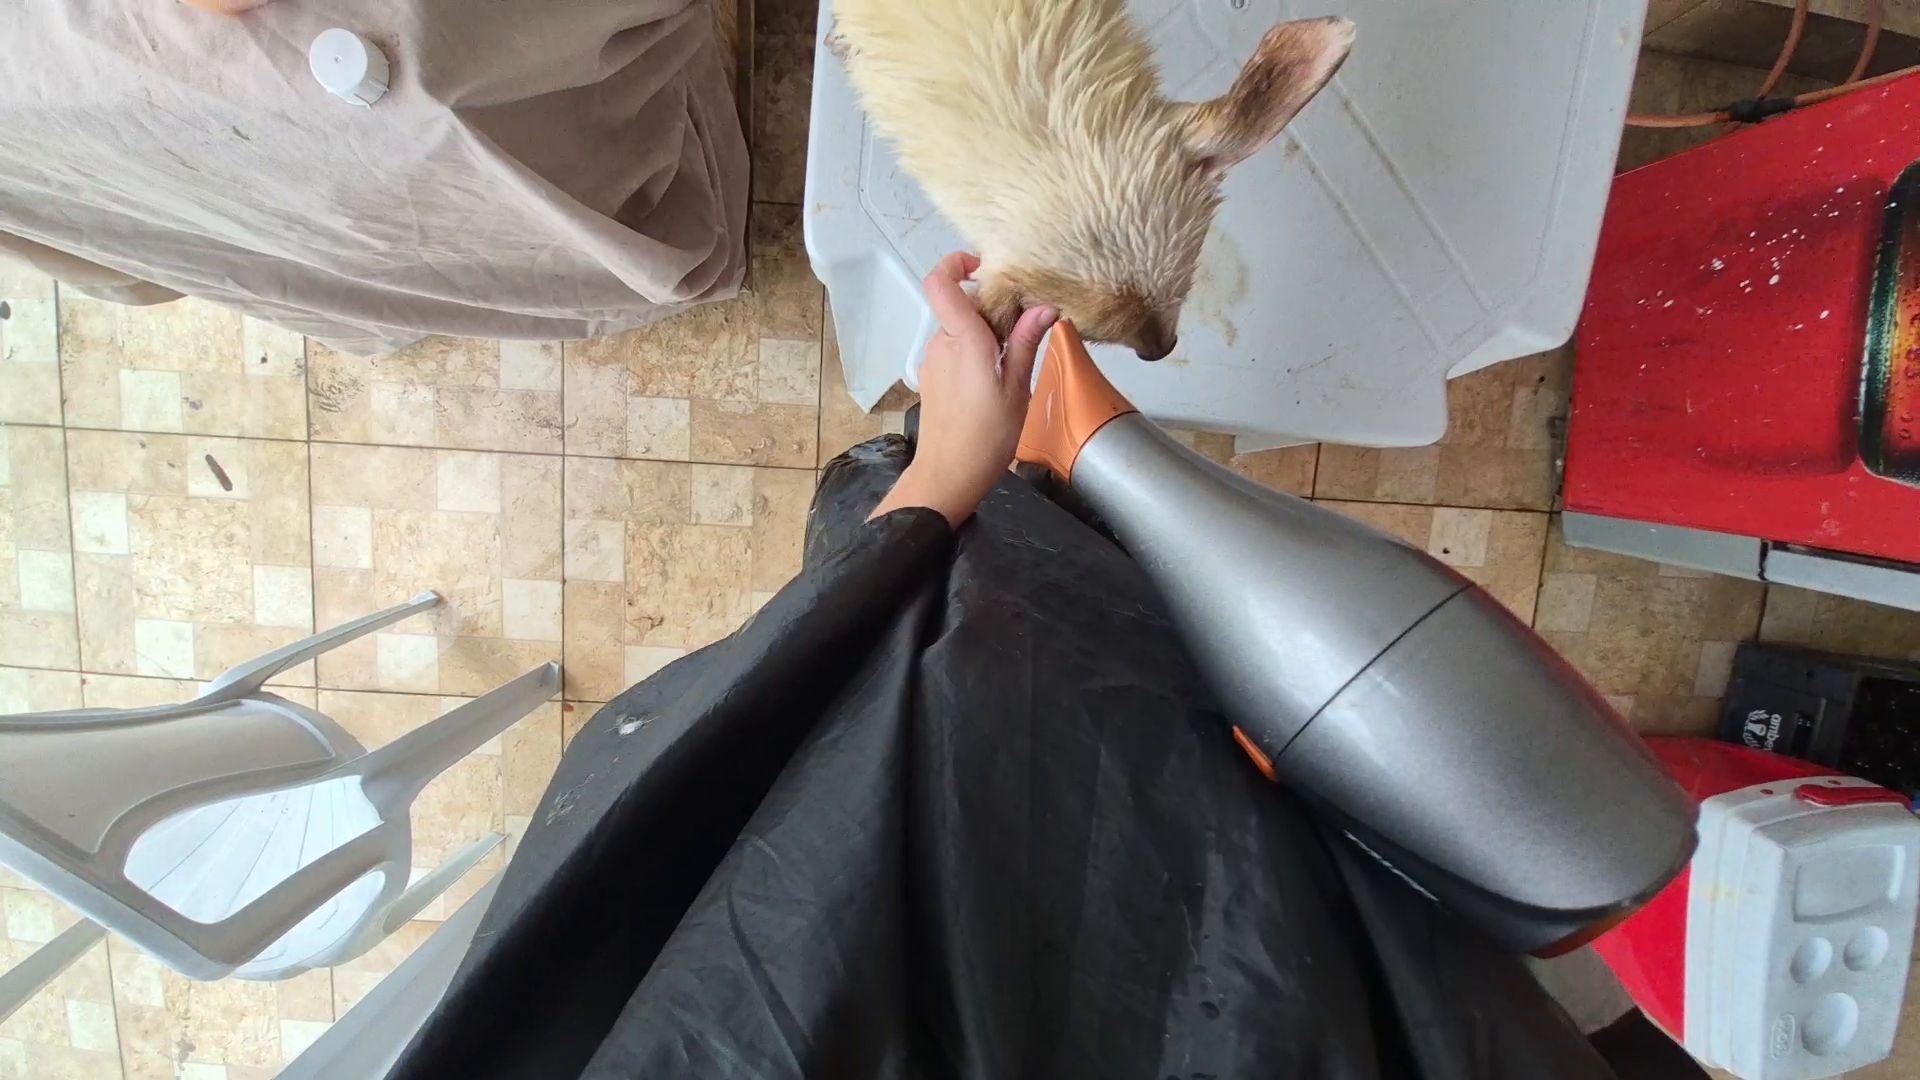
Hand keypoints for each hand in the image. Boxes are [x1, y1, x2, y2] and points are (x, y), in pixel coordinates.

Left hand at [869, 252, 1058, 526]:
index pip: (941, 282)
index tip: (984, 268)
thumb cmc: (986, 438)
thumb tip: (1044, 307)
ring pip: (957, 332)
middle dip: (989, 312)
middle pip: (960, 307)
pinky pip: (952, 353)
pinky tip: (990, 384)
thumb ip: (1025, 343)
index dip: (956, 264)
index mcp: (963, 340)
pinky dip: (972, 356)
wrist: (949, 476)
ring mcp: (931, 362)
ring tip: (1009, 369)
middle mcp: (940, 345)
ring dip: (983, 338)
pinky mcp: (930, 379)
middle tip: (1019, 335)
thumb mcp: (1017, 389)